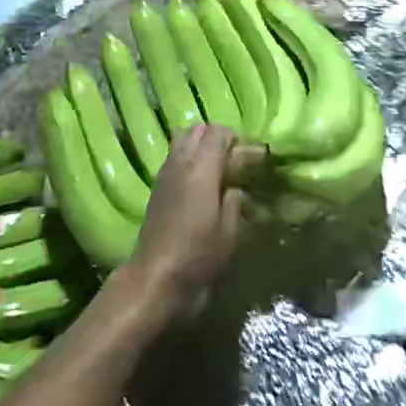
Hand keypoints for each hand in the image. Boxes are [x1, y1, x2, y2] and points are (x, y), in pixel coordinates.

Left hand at [121, 125, 249, 312]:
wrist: (156, 276)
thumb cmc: (199, 254)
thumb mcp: (230, 229)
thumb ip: (235, 199)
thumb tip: (236, 187)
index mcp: (203, 168)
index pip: (219, 132)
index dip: (236, 139)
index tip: (250, 157)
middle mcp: (181, 162)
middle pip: (198, 129)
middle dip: (217, 136)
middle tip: (232, 159)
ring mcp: (165, 172)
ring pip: (182, 138)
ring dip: (200, 144)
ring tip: (215, 168)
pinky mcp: (156, 186)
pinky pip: (173, 156)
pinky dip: (188, 157)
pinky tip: (199, 182)